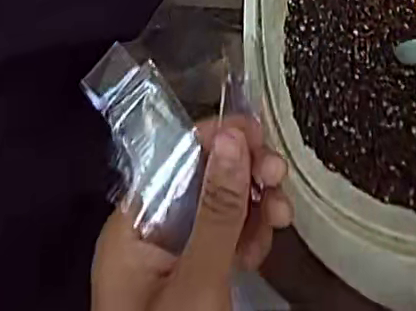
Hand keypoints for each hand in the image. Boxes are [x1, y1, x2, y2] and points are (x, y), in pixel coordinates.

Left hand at [89, 116, 292, 310]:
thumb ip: (217, 208)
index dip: (214, 139)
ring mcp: (177, 259)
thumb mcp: (197, 282)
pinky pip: (231, 235)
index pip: (171, 159)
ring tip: (283, 211)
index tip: (257, 133)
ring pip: (223, 204)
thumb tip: (233, 135)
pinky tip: (271, 236)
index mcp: (132, 230)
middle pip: (202, 178)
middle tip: (279, 172)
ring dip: (257, 199)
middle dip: (244, 171)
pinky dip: (254, 230)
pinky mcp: (201, 278)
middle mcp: (152, 236)